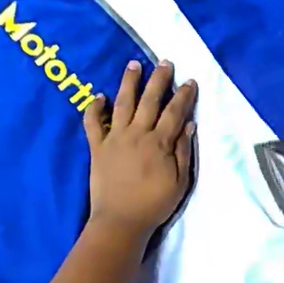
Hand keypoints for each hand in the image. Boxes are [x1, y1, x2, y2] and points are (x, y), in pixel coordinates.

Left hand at [84, 60, 196, 239]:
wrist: (120, 221)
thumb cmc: (154, 204)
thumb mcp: (180, 182)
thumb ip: (183, 151)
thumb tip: (189, 125)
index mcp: (159, 143)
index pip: (175, 112)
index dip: (184, 95)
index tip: (190, 81)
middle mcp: (137, 134)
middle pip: (150, 100)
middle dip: (159, 79)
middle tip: (165, 62)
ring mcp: (115, 138)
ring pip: (122, 103)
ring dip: (129, 82)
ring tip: (133, 64)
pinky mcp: (97, 147)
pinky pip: (93, 123)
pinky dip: (94, 108)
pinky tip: (99, 96)